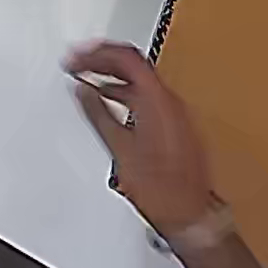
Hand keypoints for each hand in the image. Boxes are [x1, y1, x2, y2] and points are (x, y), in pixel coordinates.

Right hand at [67, 41, 217, 236]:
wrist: (191, 215)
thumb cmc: (162, 189)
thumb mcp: (120, 149)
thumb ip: (98, 114)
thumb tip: (83, 90)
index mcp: (156, 98)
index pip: (125, 58)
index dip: (97, 52)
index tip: (76, 56)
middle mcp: (168, 98)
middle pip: (132, 62)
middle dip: (102, 57)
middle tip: (78, 60)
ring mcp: (173, 109)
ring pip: (138, 76)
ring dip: (111, 72)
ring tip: (87, 74)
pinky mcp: (173, 120)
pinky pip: (145, 92)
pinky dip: (123, 88)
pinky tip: (108, 96)